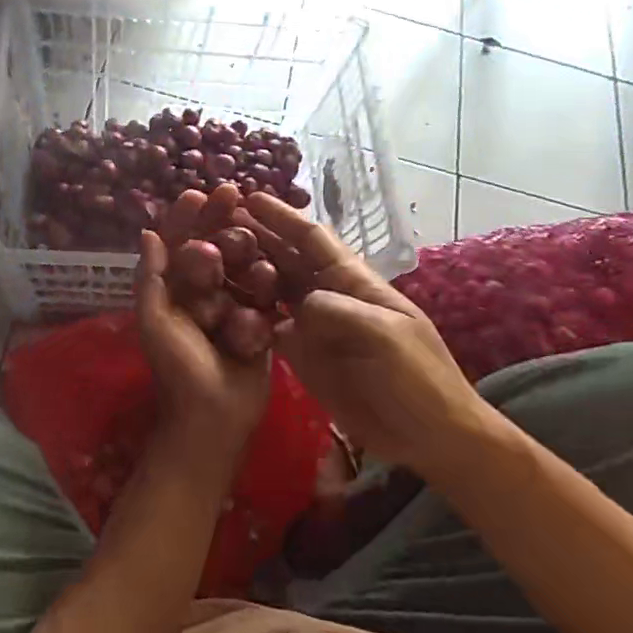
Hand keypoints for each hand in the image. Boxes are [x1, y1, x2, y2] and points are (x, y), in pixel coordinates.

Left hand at [135, 187, 270, 452]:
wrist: (215, 417)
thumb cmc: (179, 369)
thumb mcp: (155, 322)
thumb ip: (151, 278)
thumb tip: (148, 232)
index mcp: (172, 290)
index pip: (178, 245)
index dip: (186, 218)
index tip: (199, 193)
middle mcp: (200, 293)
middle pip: (213, 247)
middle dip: (220, 221)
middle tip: (234, 196)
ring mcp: (231, 306)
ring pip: (241, 265)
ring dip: (245, 247)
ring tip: (252, 233)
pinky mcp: (258, 321)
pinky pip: (264, 294)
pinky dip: (265, 281)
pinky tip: (271, 268)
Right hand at [238, 194, 493, 475]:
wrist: (426, 434)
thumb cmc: (416, 378)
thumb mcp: (383, 335)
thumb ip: (336, 311)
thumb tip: (294, 307)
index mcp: (353, 282)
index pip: (312, 240)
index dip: (283, 218)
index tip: (250, 198)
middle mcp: (327, 297)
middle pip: (285, 260)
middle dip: (255, 238)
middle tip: (215, 223)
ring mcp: (312, 327)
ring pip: (271, 291)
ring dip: (244, 274)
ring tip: (206, 259)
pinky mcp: (301, 356)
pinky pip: (267, 328)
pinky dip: (245, 315)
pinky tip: (217, 305)